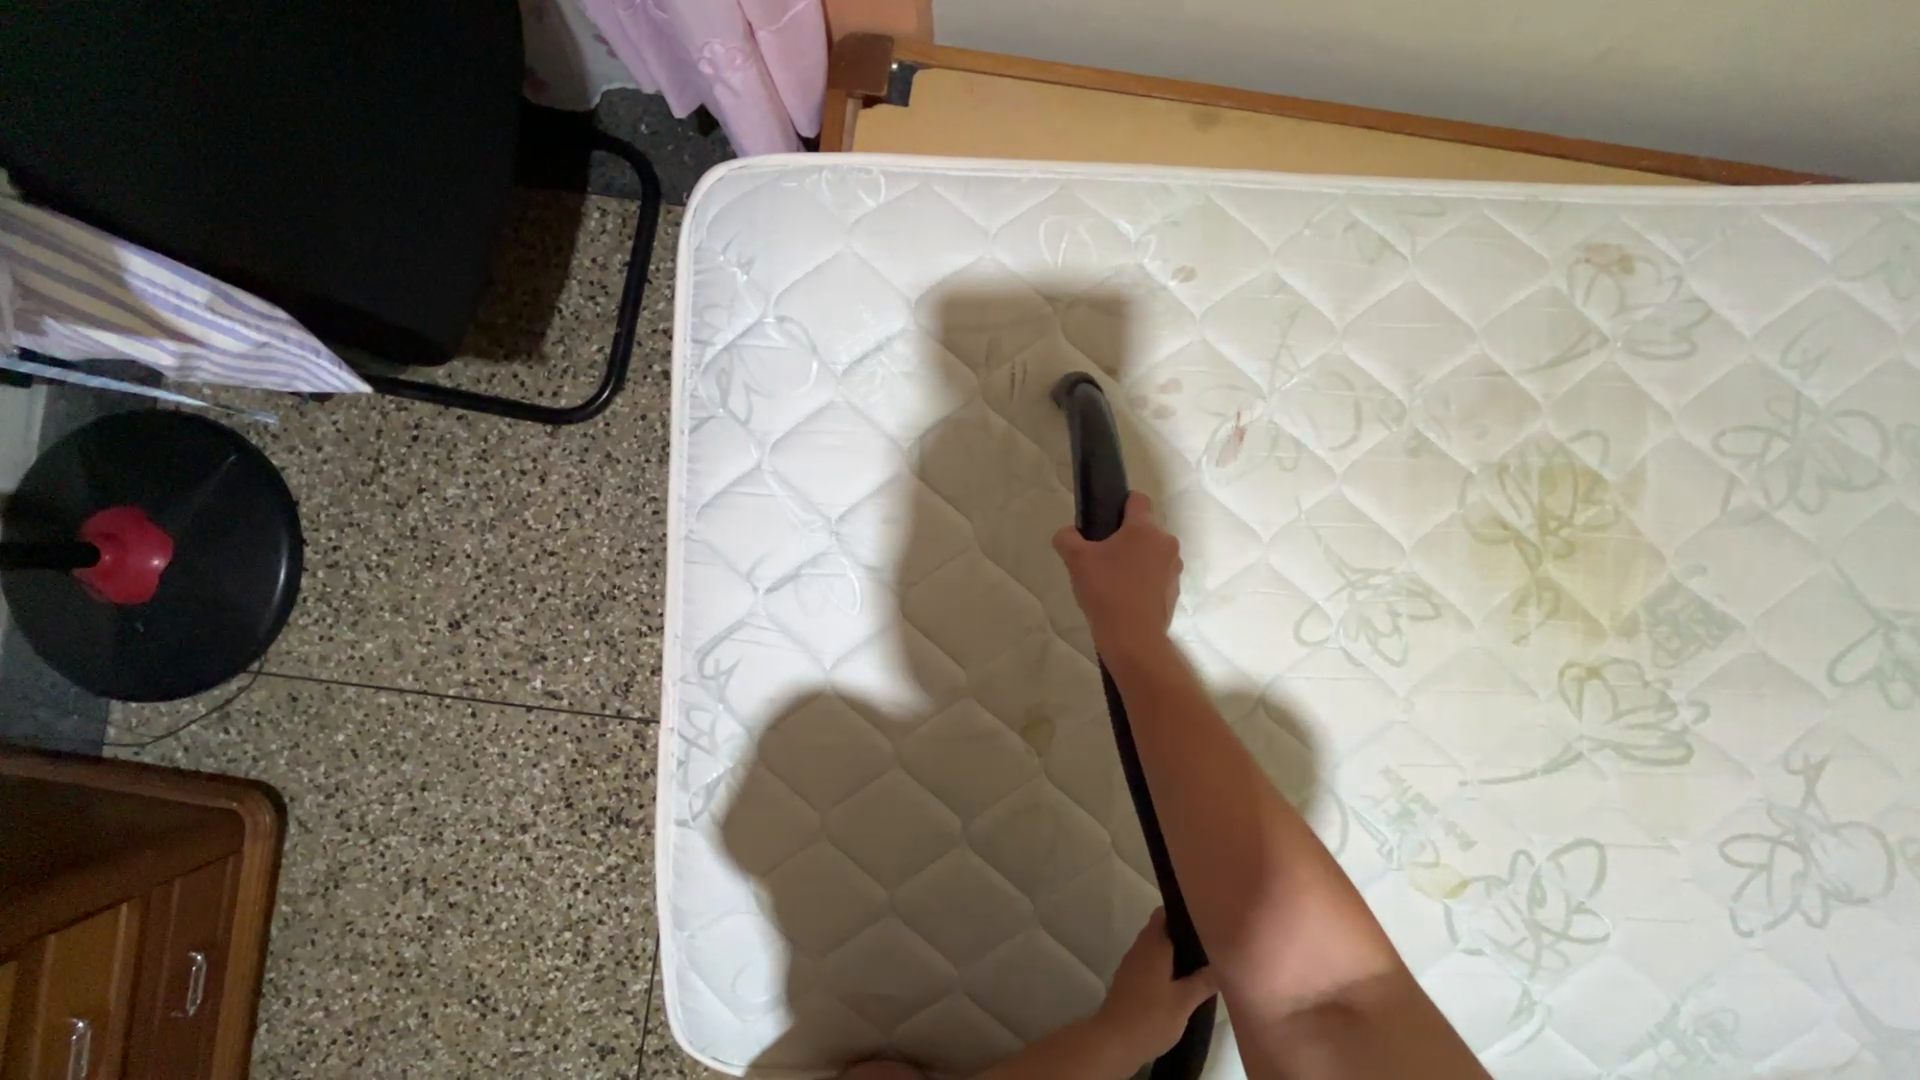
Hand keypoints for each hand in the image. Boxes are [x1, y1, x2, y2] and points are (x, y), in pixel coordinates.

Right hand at [1053, 492, 1181, 658]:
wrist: (1133, 638)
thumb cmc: (1106, 591)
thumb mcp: (1075, 560)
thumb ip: (1067, 538)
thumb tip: (1068, 534)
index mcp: (1145, 528)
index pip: (1137, 499)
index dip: (1119, 505)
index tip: (1103, 522)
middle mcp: (1166, 542)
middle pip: (1144, 528)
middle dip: (1124, 537)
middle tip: (1101, 556)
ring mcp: (1173, 568)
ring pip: (1151, 553)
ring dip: (1135, 559)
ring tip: (1112, 580)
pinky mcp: (1174, 590)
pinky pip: (1156, 575)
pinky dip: (1143, 580)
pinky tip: (1124, 597)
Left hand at [1094, 909, 1217, 1065]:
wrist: (1114, 1041)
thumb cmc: (1151, 1017)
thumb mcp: (1184, 1002)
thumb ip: (1203, 981)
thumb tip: (1223, 965)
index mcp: (1153, 944)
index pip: (1165, 913)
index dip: (1183, 911)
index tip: (1204, 917)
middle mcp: (1140, 947)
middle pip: (1161, 929)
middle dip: (1182, 933)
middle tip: (1209, 942)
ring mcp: (1132, 963)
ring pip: (1155, 946)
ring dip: (1174, 951)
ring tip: (1200, 961)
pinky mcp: (1129, 980)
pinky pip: (1149, 962)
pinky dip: (1164, 965)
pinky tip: (1180, 981)